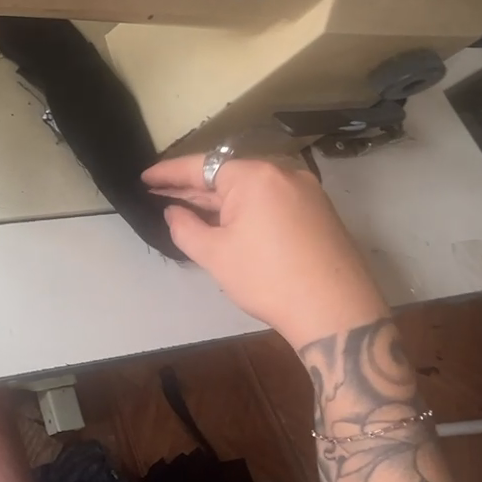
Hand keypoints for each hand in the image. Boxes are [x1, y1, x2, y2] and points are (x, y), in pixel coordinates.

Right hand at [143, 154, 386, 347]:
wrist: (338, 315)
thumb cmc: (269, 280)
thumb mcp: (214, 254)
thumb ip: (185, 227)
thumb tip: (173, 212)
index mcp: (256, 176)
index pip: (201, 166)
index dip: (168, 173)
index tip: (144, 178)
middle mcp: (283, 174)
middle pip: (227, 174)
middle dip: (192, 186)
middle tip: (159, 192)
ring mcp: (306, 192)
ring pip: (250, 188)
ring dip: (219, 199)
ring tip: (187, 207)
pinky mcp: (319, 212)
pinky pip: (271, 200)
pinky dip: (245, 207)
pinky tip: (227, 221)